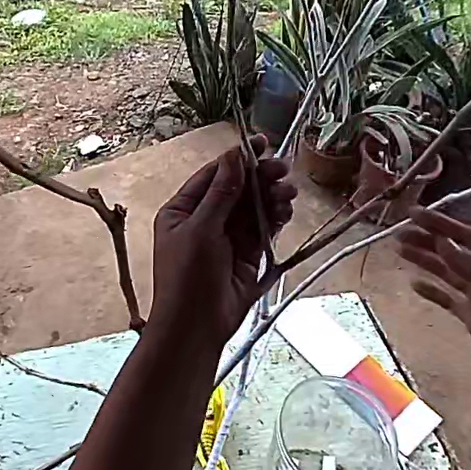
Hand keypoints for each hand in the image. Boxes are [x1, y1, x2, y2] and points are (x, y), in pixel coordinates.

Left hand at [152, 136, 296, 346]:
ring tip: (287, 192)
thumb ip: (221, 193)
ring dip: (270, 196)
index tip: (260, 143)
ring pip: (253, 207)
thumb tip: (234, 157)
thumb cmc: (187, 275)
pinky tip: (285, 209)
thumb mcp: (201, 229)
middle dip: (259, 177)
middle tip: (282, 168)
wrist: (196, 326)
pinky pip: (263, 227)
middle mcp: (205, 219)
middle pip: (237, 189)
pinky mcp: (247, 253)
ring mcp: (227, 236)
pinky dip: (275, 216)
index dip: (237, 159)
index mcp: (183, 210)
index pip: (213, 175)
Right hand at [397, 209, 470, 402]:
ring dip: (427, 261)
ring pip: (450, 273)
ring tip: (400, 250)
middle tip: (399, 234)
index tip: (415, 214)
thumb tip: (445, 243)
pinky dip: (433, 291)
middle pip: (457, 253)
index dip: (443, 225)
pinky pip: (449, 299)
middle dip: (429, 241)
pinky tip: (415, 284)